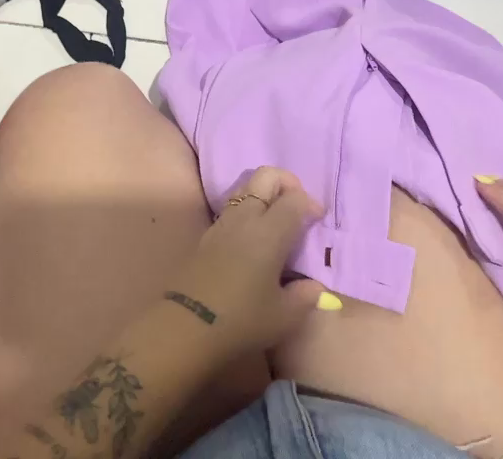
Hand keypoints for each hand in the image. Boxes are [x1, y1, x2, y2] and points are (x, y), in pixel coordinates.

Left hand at [161, 167, 338, 359]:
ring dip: (264, 193)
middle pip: (266, 176)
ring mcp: (223, 222)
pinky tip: (253, 238)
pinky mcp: (207, 234)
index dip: (310, 202)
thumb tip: (315, 287)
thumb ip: (305, 297)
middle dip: (287, 182)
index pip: (294, 198)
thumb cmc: (240, 320)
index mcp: (270, 232)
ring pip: (246, 186)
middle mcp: (246, 218)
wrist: (186, 327)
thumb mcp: (283, 317)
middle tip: (297, 206)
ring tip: (275, 220)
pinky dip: (247, 209)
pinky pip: (232, 206)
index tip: (317, 219)